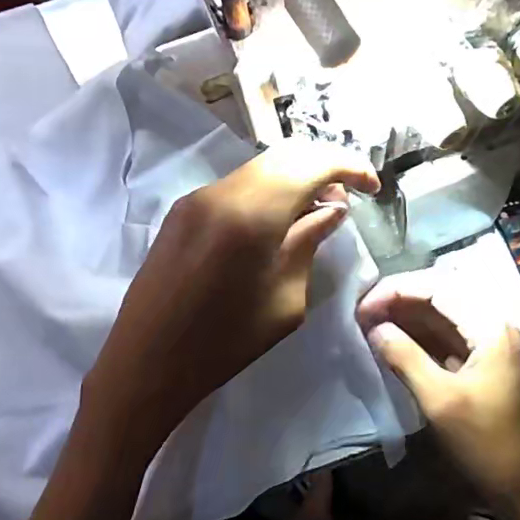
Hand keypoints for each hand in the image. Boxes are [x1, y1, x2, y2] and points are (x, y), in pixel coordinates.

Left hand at [88, 141, 379, 437]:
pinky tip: (280, 221)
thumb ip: (308, 244)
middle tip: (350, 196)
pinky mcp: (181, 212)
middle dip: (323, 167)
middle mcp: (220, 192)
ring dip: (294, 179)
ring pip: (258, 169)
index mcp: (251, 214)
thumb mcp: (285, 300)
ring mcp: (195, 199)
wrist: (146, 362)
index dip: (349, 166)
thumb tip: (332, 210)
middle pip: (284, 156)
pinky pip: (236, 187)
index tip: (373, 187)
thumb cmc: (224, 344)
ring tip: (318, 210)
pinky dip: (267, 192)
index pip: (310, 163)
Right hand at [357, 282, 519, 519]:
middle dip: (399, 299)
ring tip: (368, 320)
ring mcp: (489, 345)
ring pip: (442, 316)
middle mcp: (493, 327)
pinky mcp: (481, 364)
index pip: (439, 288)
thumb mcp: (439, 401)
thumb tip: (374, 328)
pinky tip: (391, 338)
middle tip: (361, 310)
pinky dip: (418, 336)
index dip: (397, 290)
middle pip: (441, 296)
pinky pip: (445, 337)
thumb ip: (405, 358)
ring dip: (406, 316)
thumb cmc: (485, 444)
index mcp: (491, 328)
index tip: (362, 305)